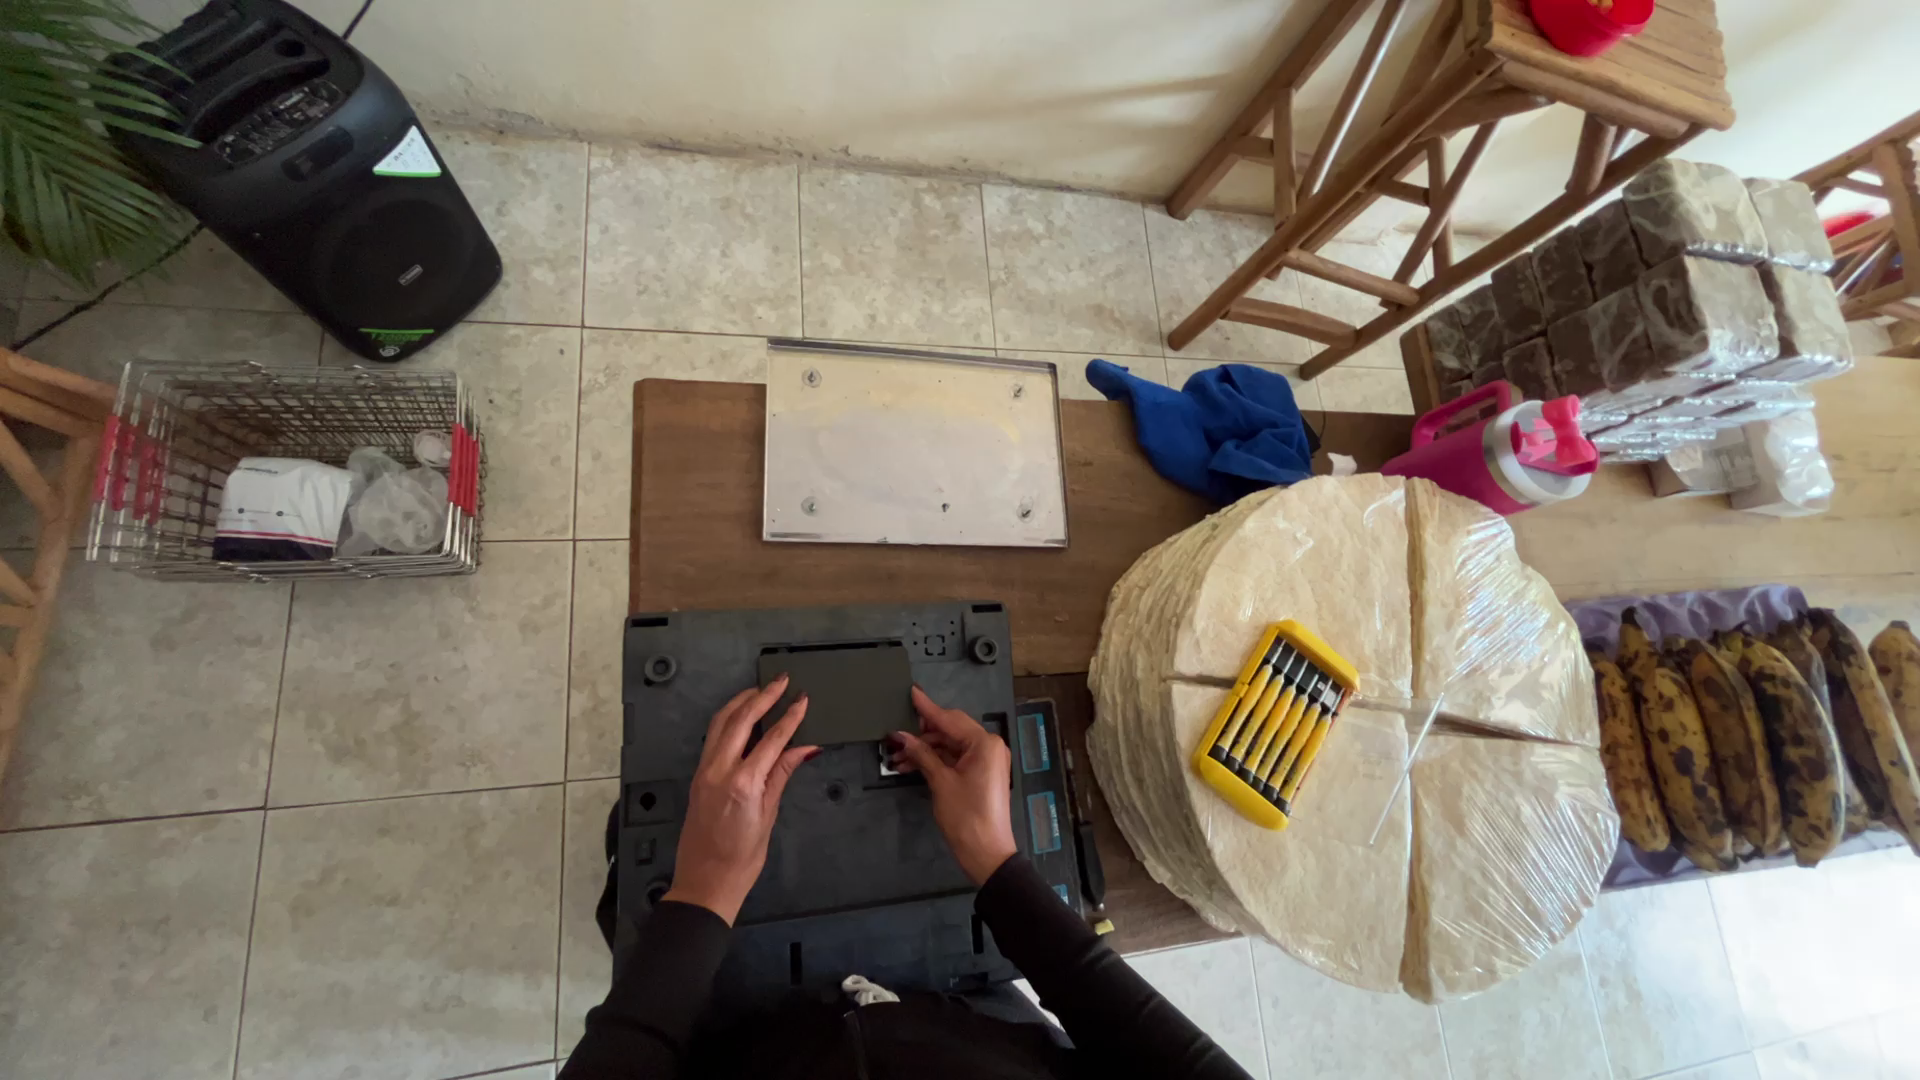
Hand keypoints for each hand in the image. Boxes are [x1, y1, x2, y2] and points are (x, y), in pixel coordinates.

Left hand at [664, 676, 817, 923]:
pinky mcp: (697, 776)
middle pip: (742, 719)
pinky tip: (741, 715)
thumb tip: (805, 748)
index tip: (802, 700)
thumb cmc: (740, 859)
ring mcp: (704, 771)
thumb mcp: (769, 814)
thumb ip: (782, 773)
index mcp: (742, 783)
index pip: (772, 738)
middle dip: (763, 695)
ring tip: (760, 690)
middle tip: (781, 680)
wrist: (704, 883)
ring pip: (721, 722)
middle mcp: (719, 771)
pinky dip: (728, 718)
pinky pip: (712, 736)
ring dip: (742, 701)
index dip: (790, 716)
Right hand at [890, 686, 1018, 884]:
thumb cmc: (966, 816)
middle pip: (950, 729)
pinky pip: (955, 758)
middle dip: (922, 733)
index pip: (950, 719)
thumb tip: (901, 737)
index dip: (927, 707)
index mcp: (984, 743)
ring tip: (897, 757)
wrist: (987, 853)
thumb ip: (922, 755)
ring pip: (950, 745)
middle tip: (897, 733)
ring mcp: (986, 760)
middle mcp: (988, 746)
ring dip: (925, 749)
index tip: (911, 692)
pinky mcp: (981, 773)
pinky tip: (911, 765)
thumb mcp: (941, 783)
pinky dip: (935, 760)